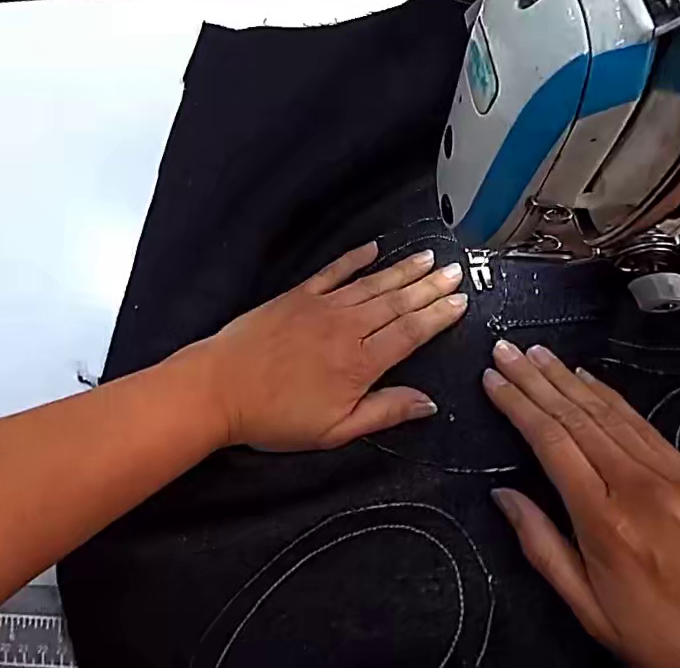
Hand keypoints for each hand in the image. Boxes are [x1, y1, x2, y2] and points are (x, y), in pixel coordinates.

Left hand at [183, 243, 466, 450]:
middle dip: (431, 286)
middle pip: (399, 302)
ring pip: (374, 283)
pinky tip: (374, 248)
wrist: (219, 388)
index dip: (438, 316)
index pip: (411, 332)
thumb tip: (427, 403)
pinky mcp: (301, 294)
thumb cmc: (275, 417)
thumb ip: (384, 412)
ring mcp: (324, 305)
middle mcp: (348, 327)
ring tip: (429, 257)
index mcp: (360, 362)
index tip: (460, 301)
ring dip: (404, 269)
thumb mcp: (334, 431)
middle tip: (455, 271)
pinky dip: (355, 259)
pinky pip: (335, 271)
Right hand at [483, 342, 679, 667]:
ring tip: (539, 354)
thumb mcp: (595, 614)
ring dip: (567, 376)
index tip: (494, 380)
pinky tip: (591, 380)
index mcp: (605, 521)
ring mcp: (671, 473)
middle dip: (534, 376)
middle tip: (507, 350)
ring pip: (606, 410)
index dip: (516, 403)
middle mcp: (637, 485)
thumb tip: (505, 498)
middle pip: (574, 413)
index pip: (549, 440)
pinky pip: (641, 421)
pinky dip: (609, 395)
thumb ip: (543, 548)